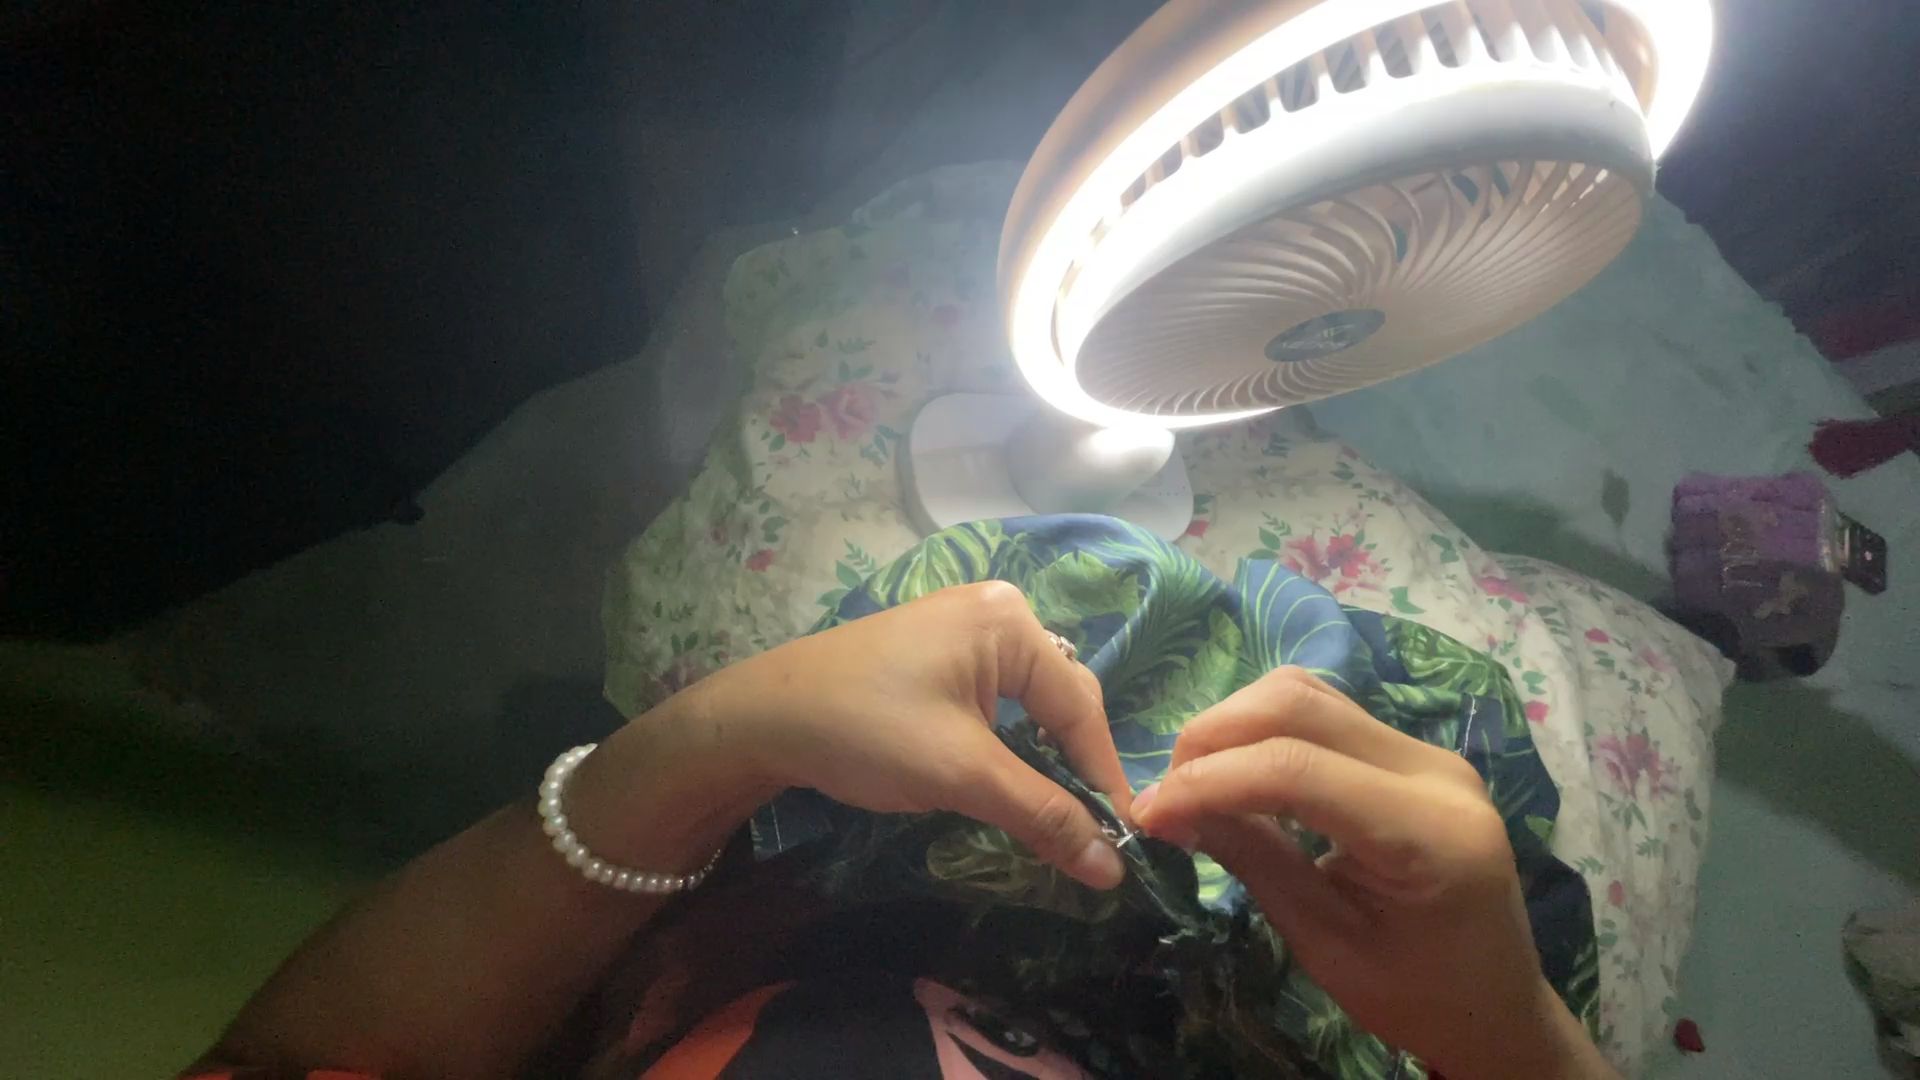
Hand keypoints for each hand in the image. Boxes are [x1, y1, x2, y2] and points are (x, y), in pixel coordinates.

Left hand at [578, 582, 1131, 889]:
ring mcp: (965, 623)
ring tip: (1061, 806)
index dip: (1104, 777)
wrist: (764, 715)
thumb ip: (1043, 815)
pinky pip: (999, 692)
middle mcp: (997, 609)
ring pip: (1030, 696)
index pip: (1079, 705)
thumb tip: (1113, 872)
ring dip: (1045, 752)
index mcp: (1010, 621)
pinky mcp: (941, 645)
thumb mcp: (962, 774)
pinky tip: (1014, 767)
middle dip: (1075, 762)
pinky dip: (1012, 735)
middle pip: (1060, 695)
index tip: (1126, 844)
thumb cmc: (868, 731)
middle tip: (1092, 830)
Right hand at [1131, 668, 1614, 1079]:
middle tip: (1170, 793)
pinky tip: (1238, 766)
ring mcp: (1420, 747)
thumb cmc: (1414, 996)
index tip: (1149, 811)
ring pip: (1298, 691)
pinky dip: (1256, 724)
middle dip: (1210, 738)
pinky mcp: (1400, 744)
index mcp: (1431, 835)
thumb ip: (1247, 857)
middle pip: (1292, 705)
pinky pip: (1313, 705)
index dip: (1207, 781)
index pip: (1295, 771)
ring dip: (1229, 724)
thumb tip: (1163, 808)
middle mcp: (1432, 769)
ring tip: (1198, 778)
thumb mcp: (1321, 943)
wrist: (1494, 1005)